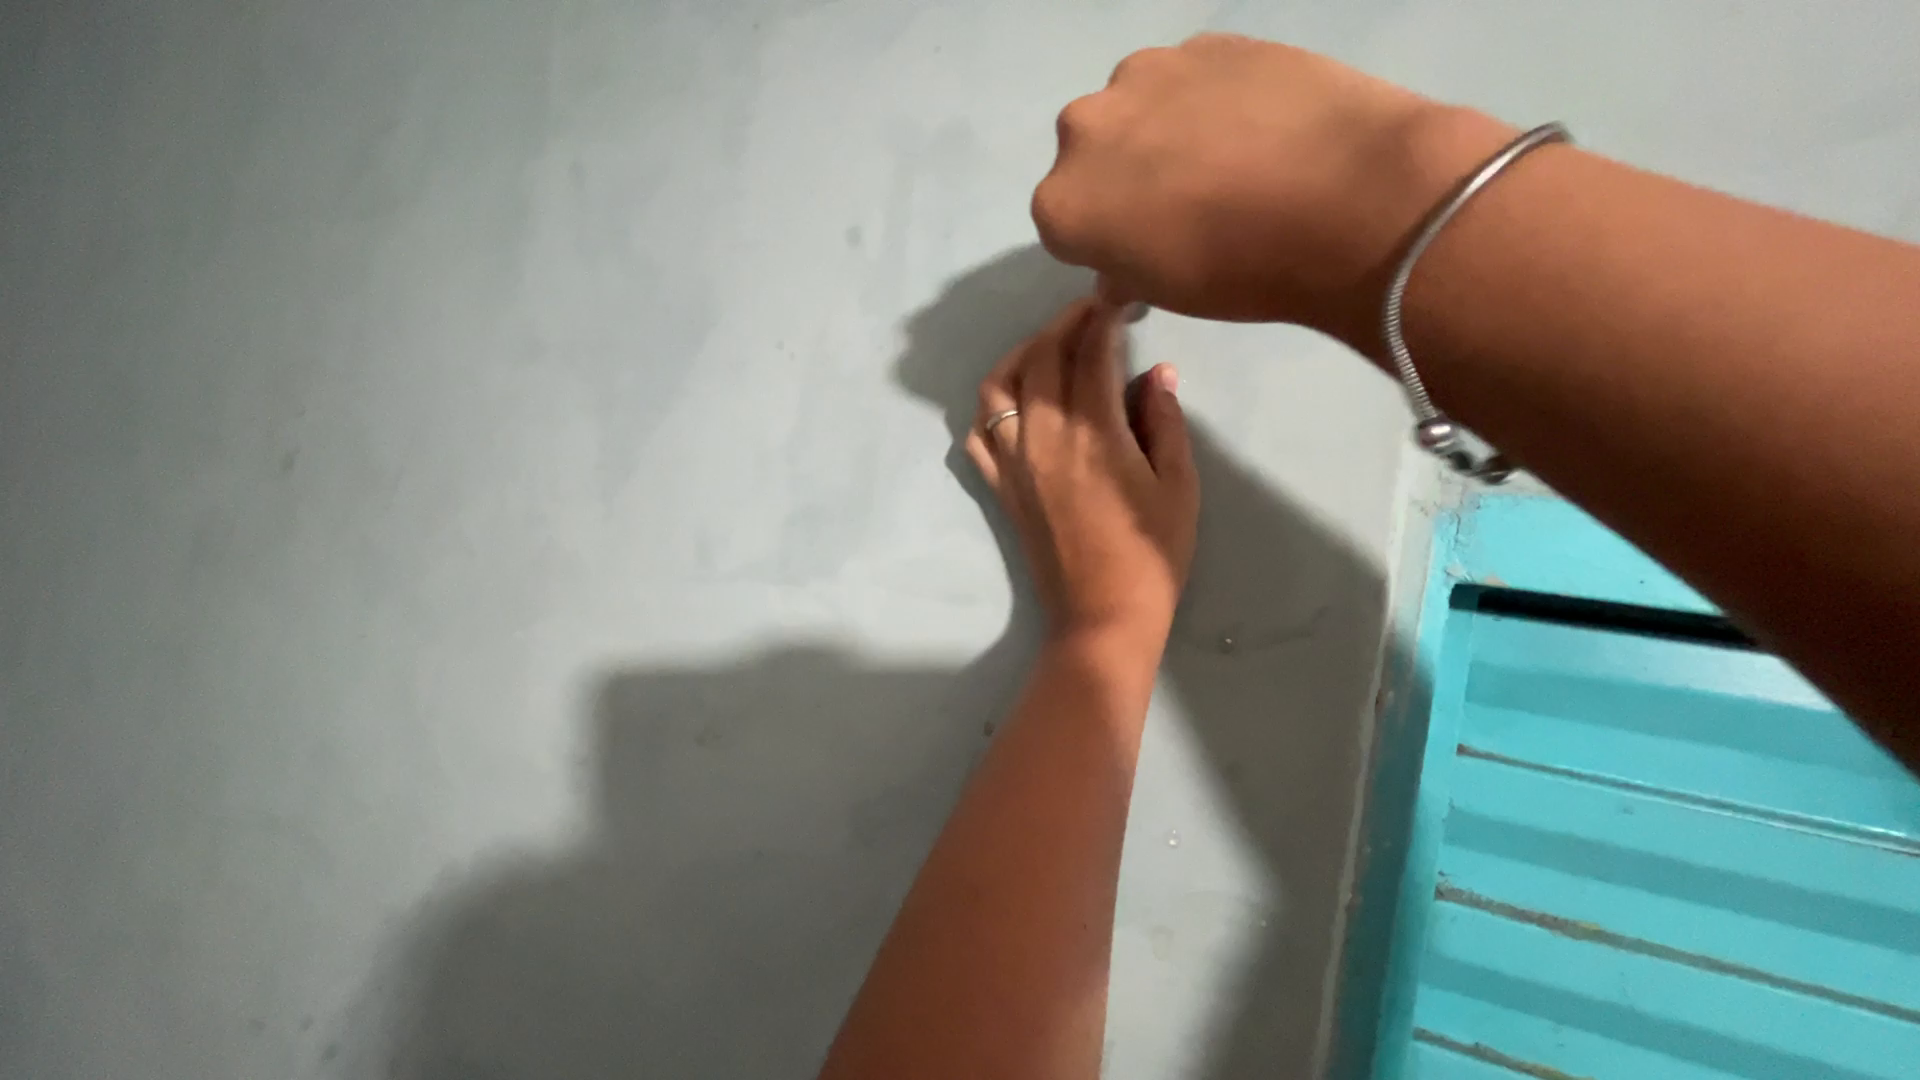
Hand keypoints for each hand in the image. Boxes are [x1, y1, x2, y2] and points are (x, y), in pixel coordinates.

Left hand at [968, 299, 1198, 647]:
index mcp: (1092, 432)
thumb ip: (1164, 422)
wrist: (1103, 616)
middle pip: (1040, 358)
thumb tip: (1155, 373)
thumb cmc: (1151, 554)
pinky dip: (993, 407)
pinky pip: (980, 435)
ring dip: (1021, 355)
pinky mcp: (1000, 488)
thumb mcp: (1178, 485)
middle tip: (1092, 315)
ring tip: (1050, 349)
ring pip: (999, 388)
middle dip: (1065, 324)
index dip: (1104, 316)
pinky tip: (1016, 403)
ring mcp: (1013, 464)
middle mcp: (1042, 437)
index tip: (1120, 298)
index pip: (1090, 352)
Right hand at [1031, 35, 1514, 344]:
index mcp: (1062, 203)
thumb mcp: (1163, 293)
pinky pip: (1188, 78)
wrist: (1346, 200)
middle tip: (1181, 205)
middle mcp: (1084, 130)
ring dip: (1160, 131)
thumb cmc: (1236, 270)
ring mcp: (1145, 74)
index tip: (1141, 251)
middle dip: (1122, 178)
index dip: (1103, 241)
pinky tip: (1254, 127)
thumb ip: (1122, 270)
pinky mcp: (1207, 41)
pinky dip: (1206, 100)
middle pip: (1091, 157)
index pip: (1065, 226)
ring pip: (1136, 108)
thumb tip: (1120, 267)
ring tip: (1224, 161)